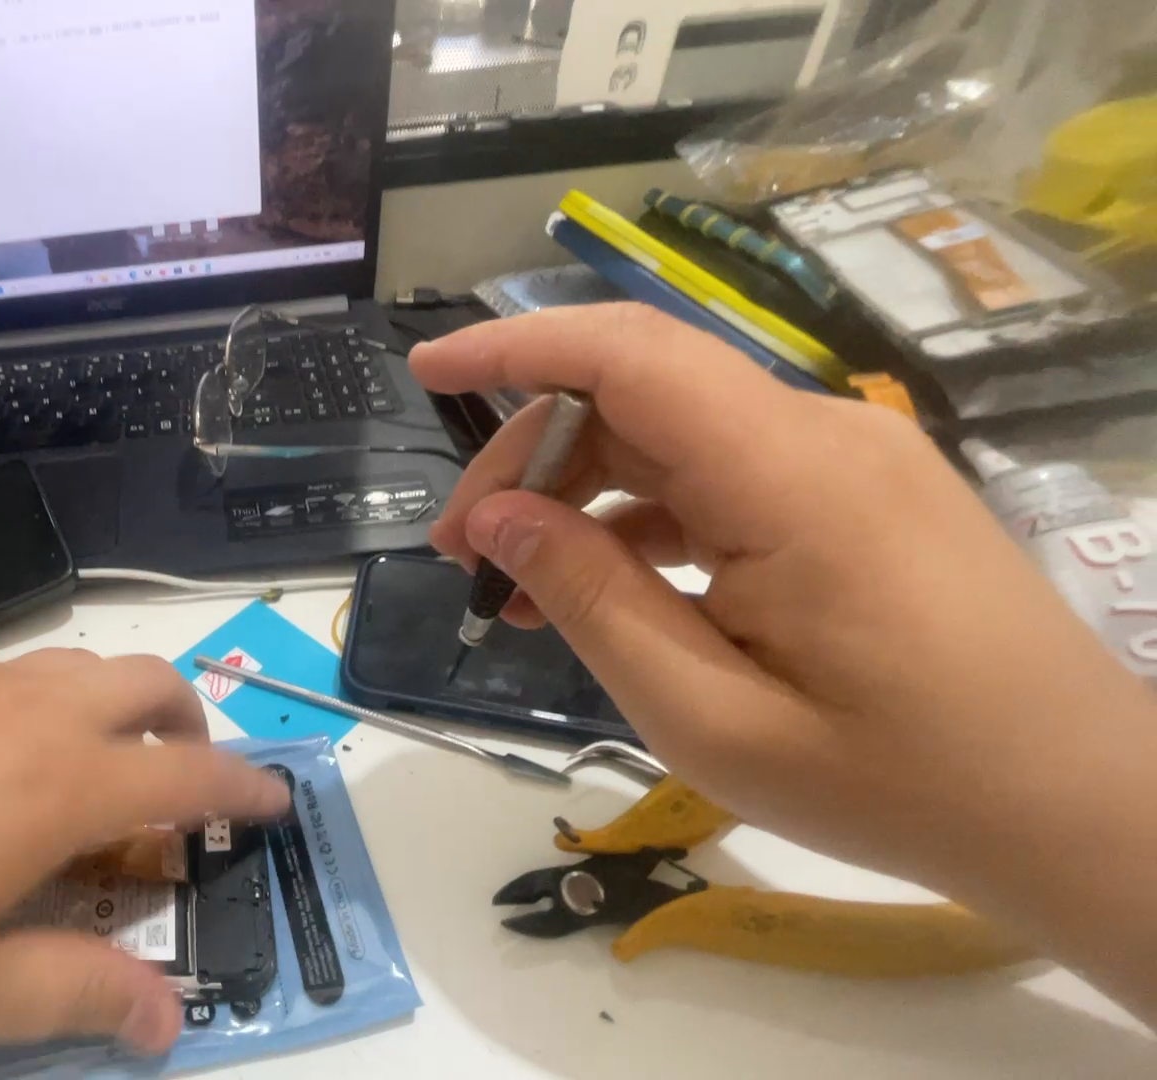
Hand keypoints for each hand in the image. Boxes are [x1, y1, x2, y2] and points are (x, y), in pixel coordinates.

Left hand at [0, 652, 288, 1078]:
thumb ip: (78, 998)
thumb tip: (168, 1022)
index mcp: (61, 786)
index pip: (189, 774)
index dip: (245, 787)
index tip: (277, 797)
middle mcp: (32, 713)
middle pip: (151, 683)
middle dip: (193, 720)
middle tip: (185, 775)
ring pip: (83, 667)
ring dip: (121, 703)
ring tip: (99, 763)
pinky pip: (17, 671)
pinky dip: (51, 701)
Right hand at [409, 305, 1156, 907]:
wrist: (1086, 816)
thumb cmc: (895, 780)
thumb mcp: (704, 713)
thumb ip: (588, 600)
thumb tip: (495, 519)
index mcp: (789, 477)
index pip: (628, 356)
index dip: (514, 346)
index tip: (427, 367)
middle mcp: (812, 437)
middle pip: (624, 400)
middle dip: (521, 462)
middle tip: (456, 553)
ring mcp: (827, 461)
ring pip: (651, 439)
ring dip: (564, 497)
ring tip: (501, 584)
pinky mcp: (830, 494)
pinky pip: (697, 481)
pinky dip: (621, 523)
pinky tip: (578, 591)